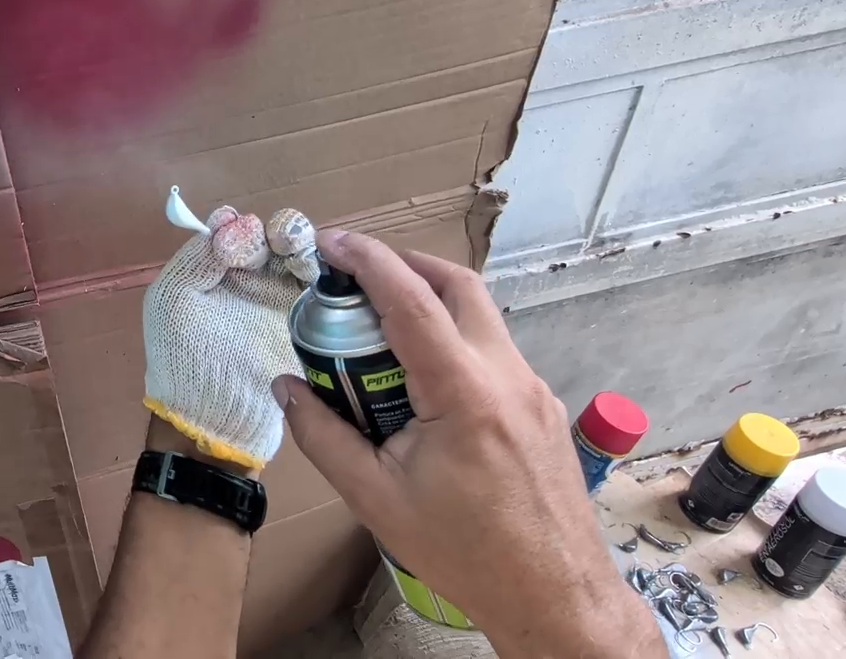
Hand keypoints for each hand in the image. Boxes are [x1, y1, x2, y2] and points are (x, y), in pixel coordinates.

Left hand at [143, 206, 317, 471]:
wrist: (213, 420)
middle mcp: (245, 279)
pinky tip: (316, 272)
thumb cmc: (182, 360)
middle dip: (278, 230)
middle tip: (280, 237)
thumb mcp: (172, 301)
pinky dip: (319, 272)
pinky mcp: (305, 324)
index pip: (233, 230)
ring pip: (296, 258)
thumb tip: (227, 220)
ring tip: (298, 249)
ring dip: (300, 245)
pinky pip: (316, 290)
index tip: (243, 231)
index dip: (240, 226)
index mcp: (211, 270)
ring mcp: (276, 300)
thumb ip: (196, 258)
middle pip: (270, 239)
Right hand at [271, 231, 663, 658]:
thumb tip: (284, 386)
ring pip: (478, 310)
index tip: (327, 242)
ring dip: (427, 294)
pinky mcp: (540, 404)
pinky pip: (489, 344)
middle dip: (401, 261)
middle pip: (456, 283)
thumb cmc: (465, 553)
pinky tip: (418, 371)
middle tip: (352, 270)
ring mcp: (531, 386)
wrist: (561, 603)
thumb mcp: (375, 498)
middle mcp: (505, 374)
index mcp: (463, 392)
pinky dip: (448, 330)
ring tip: (376, 318)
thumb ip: (322, 434)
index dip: (365, 259)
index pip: (410, 299)